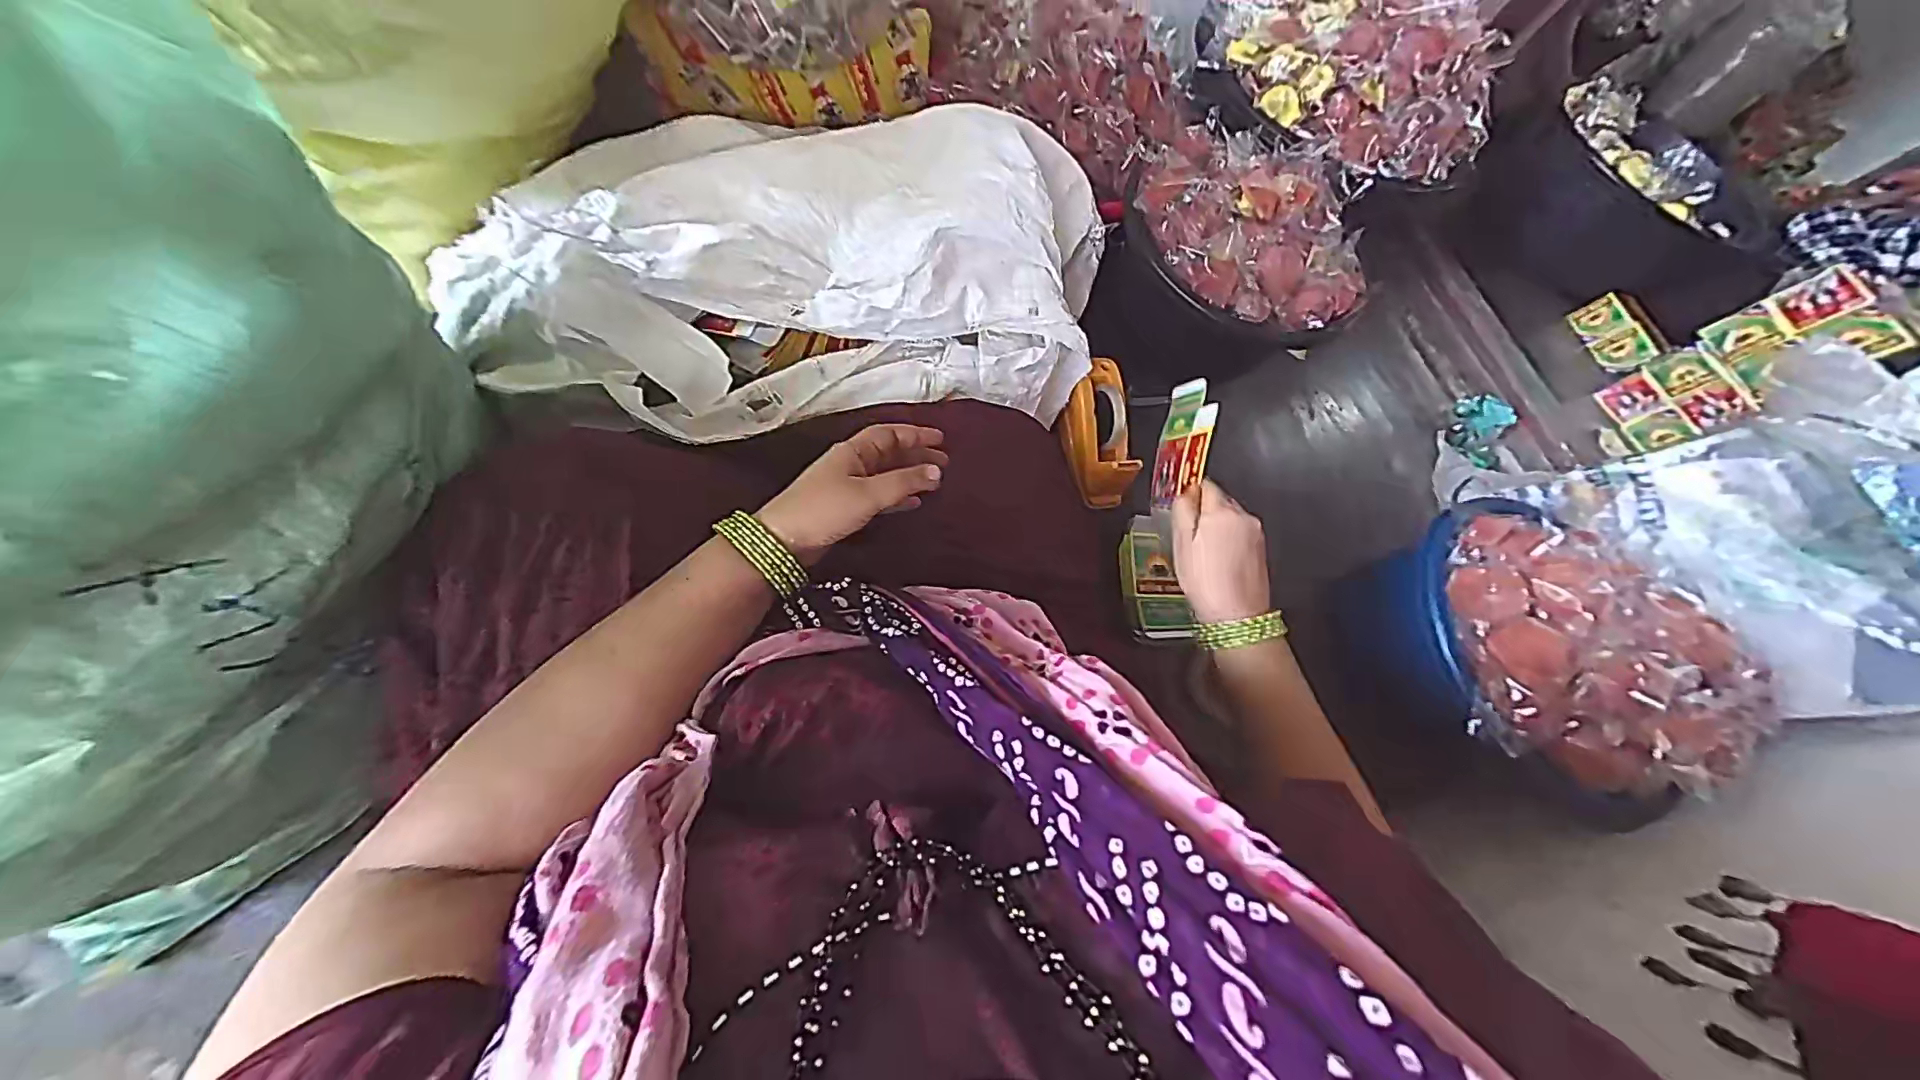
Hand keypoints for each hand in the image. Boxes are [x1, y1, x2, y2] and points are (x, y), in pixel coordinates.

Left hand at [756, 425, 946, 563]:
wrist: (784, 540)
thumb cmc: (824, 510)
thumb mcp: (867, 494)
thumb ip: (903, 482)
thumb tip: (936, 471)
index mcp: (853, 452)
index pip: (889, 434)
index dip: (915, 434)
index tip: (940, 438)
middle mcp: (851, 464)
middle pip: (889, 453)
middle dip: (916, 454)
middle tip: (943, 461)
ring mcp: (848, 486)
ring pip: (886, 474)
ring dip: (909, 475)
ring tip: (934, 480)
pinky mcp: (846, 507)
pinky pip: (879, 495)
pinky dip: (897, 495)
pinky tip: (912, 501)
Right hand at [1172, 479, 1271, 623]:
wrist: (1237, 615)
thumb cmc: (1204, 581)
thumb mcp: (1182, 545)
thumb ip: (1183, 512)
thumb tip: (1184, 494)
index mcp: (1222, 511)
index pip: (1206, 484)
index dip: (1191, 493)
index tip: (1181, 506)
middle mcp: (1244, 516)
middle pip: (1220, 499)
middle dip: (1203, 510)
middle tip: (1187, 533)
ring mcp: (1256, 532)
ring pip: (1230, 516)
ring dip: (1215, 525)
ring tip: (1201, 550)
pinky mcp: (1261, 547)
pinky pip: (1239, 531)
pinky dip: (1227, 538)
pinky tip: (1217, 559)